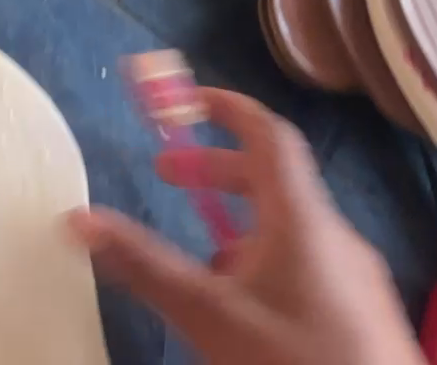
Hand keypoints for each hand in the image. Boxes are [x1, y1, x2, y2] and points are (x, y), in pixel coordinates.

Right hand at [67, 89, 423, 364]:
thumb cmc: (298, 364)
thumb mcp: (210, 316)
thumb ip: (142, 264)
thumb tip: (75, 218)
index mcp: (303, 221)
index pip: (268, 135)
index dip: (225, 106)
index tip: (178, 99)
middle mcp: (334, 238)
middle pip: (270, 177)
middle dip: (210, 168)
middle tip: (164, 177)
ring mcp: (353, 279)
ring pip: (285, 224)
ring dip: (233, 221)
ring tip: (197, 260)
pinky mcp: (361, 317)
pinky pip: (302, 260)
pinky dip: (259, 257)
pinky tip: (239, 308)